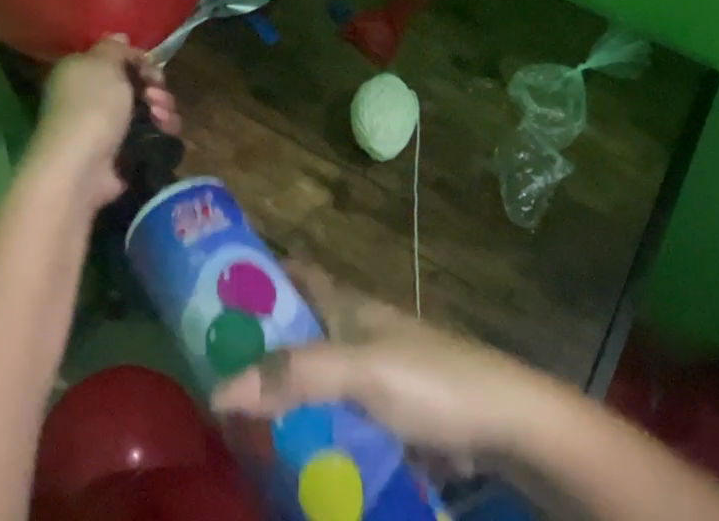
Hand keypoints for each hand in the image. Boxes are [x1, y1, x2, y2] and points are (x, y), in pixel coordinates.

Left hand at [24, 36, 179, 208]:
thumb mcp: (102, 63)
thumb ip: (114, 48)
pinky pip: (151, 132)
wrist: (82, 166)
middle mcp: (91, 98)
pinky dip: (163, 128)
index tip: (151, 67)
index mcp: (81, 73)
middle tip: (156, 92)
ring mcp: (108, 126)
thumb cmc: (91, 106)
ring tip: (161, 115)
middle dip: (154, 85)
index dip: (138, 60)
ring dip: (162, 106)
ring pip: (147, 108)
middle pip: (135, 84)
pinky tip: (166, 128)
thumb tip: (119, 37)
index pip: (116, 60)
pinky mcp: (123, 151)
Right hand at [210, 265, 561, 458]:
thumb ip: (296, 376)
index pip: (297, 272)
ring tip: (237, 417)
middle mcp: (359, 329)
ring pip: (316, 371)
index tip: (212, 293)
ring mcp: (377, 370)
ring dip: (283, 388)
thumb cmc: (434, 381)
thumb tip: (218, 390)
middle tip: (210, 371)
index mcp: (350, 304)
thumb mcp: (362, 371)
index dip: (258, 274)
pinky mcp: (391, 409)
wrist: (508, 422)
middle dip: (259, 343)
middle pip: (300, 325)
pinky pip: (337, 410)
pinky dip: (311, 421)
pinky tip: (290, 446)